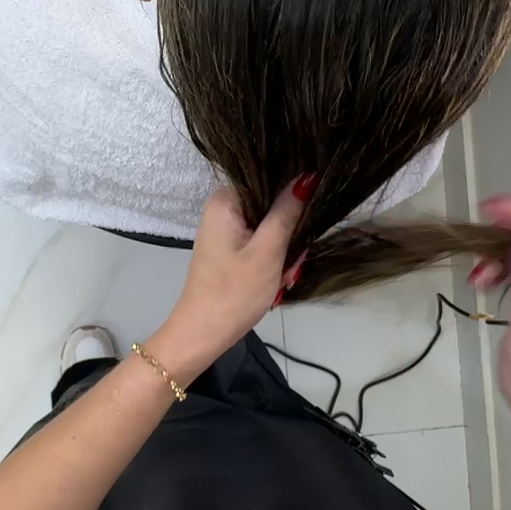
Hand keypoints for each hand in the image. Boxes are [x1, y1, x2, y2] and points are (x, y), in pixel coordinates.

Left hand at [148, 182, 308, 381]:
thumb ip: (287, 212)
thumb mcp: (268, 251)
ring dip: (283, 255)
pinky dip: (272, 263)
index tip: (303, 225)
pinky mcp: (230, 250)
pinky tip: (273, 281)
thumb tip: (307, 175)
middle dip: (289, 237)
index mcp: (226, 200)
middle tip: (288, 265)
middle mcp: (223, 209)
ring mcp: (226, 231)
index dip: (293, 200)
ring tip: (281, 277)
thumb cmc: (233, 293)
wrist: (203, 334)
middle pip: (273, 207)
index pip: (271, 180)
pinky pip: (261, 245)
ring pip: (271, 230)